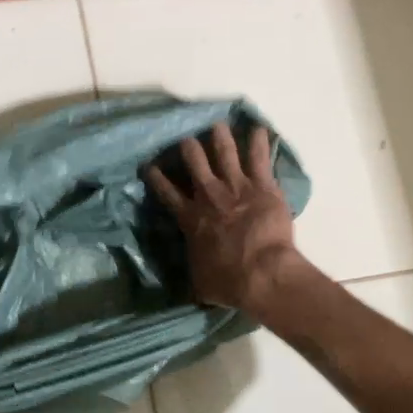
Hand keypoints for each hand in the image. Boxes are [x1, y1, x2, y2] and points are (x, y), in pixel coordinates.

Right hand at [146, 122, 303, 312]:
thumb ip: (193, 275)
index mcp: (190, 218)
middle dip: (189, 147)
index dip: (156, 177)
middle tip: (188, 140)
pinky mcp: (263, 185)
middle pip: (194, 160)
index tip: (150, 165)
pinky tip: (260, 129)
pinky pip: (260, 156)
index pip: (166, 191)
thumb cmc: (228, 281)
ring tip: (218, 125)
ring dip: (220, 136)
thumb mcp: (200, 283)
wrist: (262, 273)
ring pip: (224, 151)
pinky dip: (260, 141)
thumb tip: (189, 287)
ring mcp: (236, 186)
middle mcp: (209, 195)